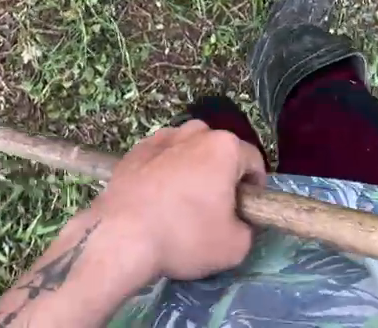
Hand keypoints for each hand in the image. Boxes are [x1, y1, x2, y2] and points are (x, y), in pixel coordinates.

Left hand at [87, 120, 267, 282]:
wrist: (123, 233)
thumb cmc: (185, 235)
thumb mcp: (235, 246)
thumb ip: (248, 227)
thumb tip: (239, 220)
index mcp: (224, 147)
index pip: (253, 161)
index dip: (254, 187)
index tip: (245, 210)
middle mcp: (196, 132)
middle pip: (220, 150)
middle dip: (222, 174)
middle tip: (214, 208)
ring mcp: (164, 136)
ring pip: (190, 149)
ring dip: (193, 168)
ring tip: (182, 202)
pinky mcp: (138, 147)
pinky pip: (163, 155)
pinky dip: (166, 169)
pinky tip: (157, 196)